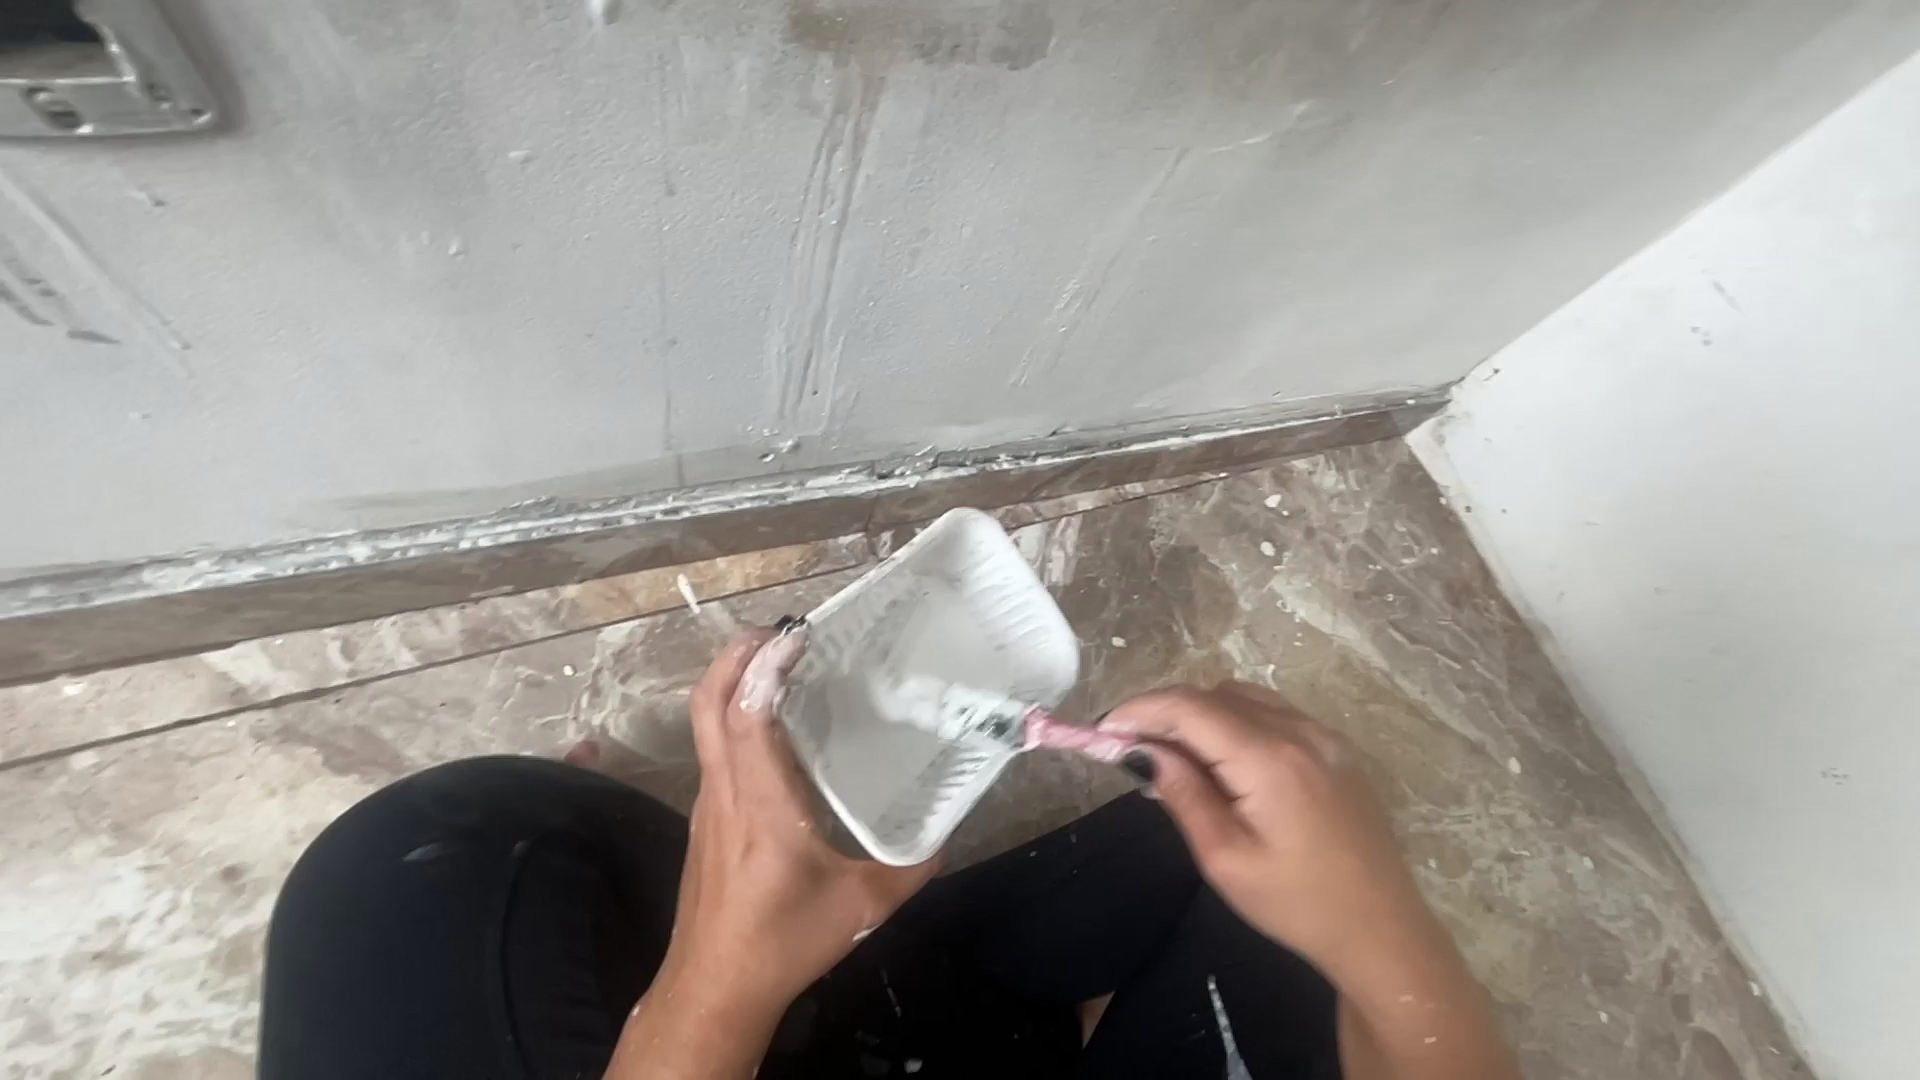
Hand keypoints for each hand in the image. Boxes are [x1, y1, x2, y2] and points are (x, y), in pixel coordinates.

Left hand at [611, 627, 940, 1078]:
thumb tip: (945, 830)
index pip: (747, 718)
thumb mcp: (862, 906)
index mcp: (762, 805)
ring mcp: (710, 801)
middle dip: (737, 656)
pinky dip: (736, 713)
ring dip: (734, 680)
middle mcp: (727, 791)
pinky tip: (776, 722)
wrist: (713, 989)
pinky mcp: (708, 814)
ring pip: (706, 723)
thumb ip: (910, 865)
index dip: (763, 667)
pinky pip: (717, 746)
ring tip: (782, 662)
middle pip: (709, 704)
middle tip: (781, 632)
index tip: (794, 634)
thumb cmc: (783, 943)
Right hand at [1104, 683, 1518, 1079]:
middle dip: (1163, 711)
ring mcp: (1322, 734)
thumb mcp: (1225, 859)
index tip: (1103, 730)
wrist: (1384, 933)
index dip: (1140, 709)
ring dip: (1197, 712)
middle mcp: (1299, 731)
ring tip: (1172, 754)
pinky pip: (1269, 710)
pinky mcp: (1333, 745)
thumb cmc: (1297, 905)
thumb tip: (1139, 748)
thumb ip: (1182, 793)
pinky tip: (1221, 757)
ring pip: (1239, 695)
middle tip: (1130, 748)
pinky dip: (1231, 718)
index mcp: (1271, 760)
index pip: (1189, 707)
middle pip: (1211, 694)